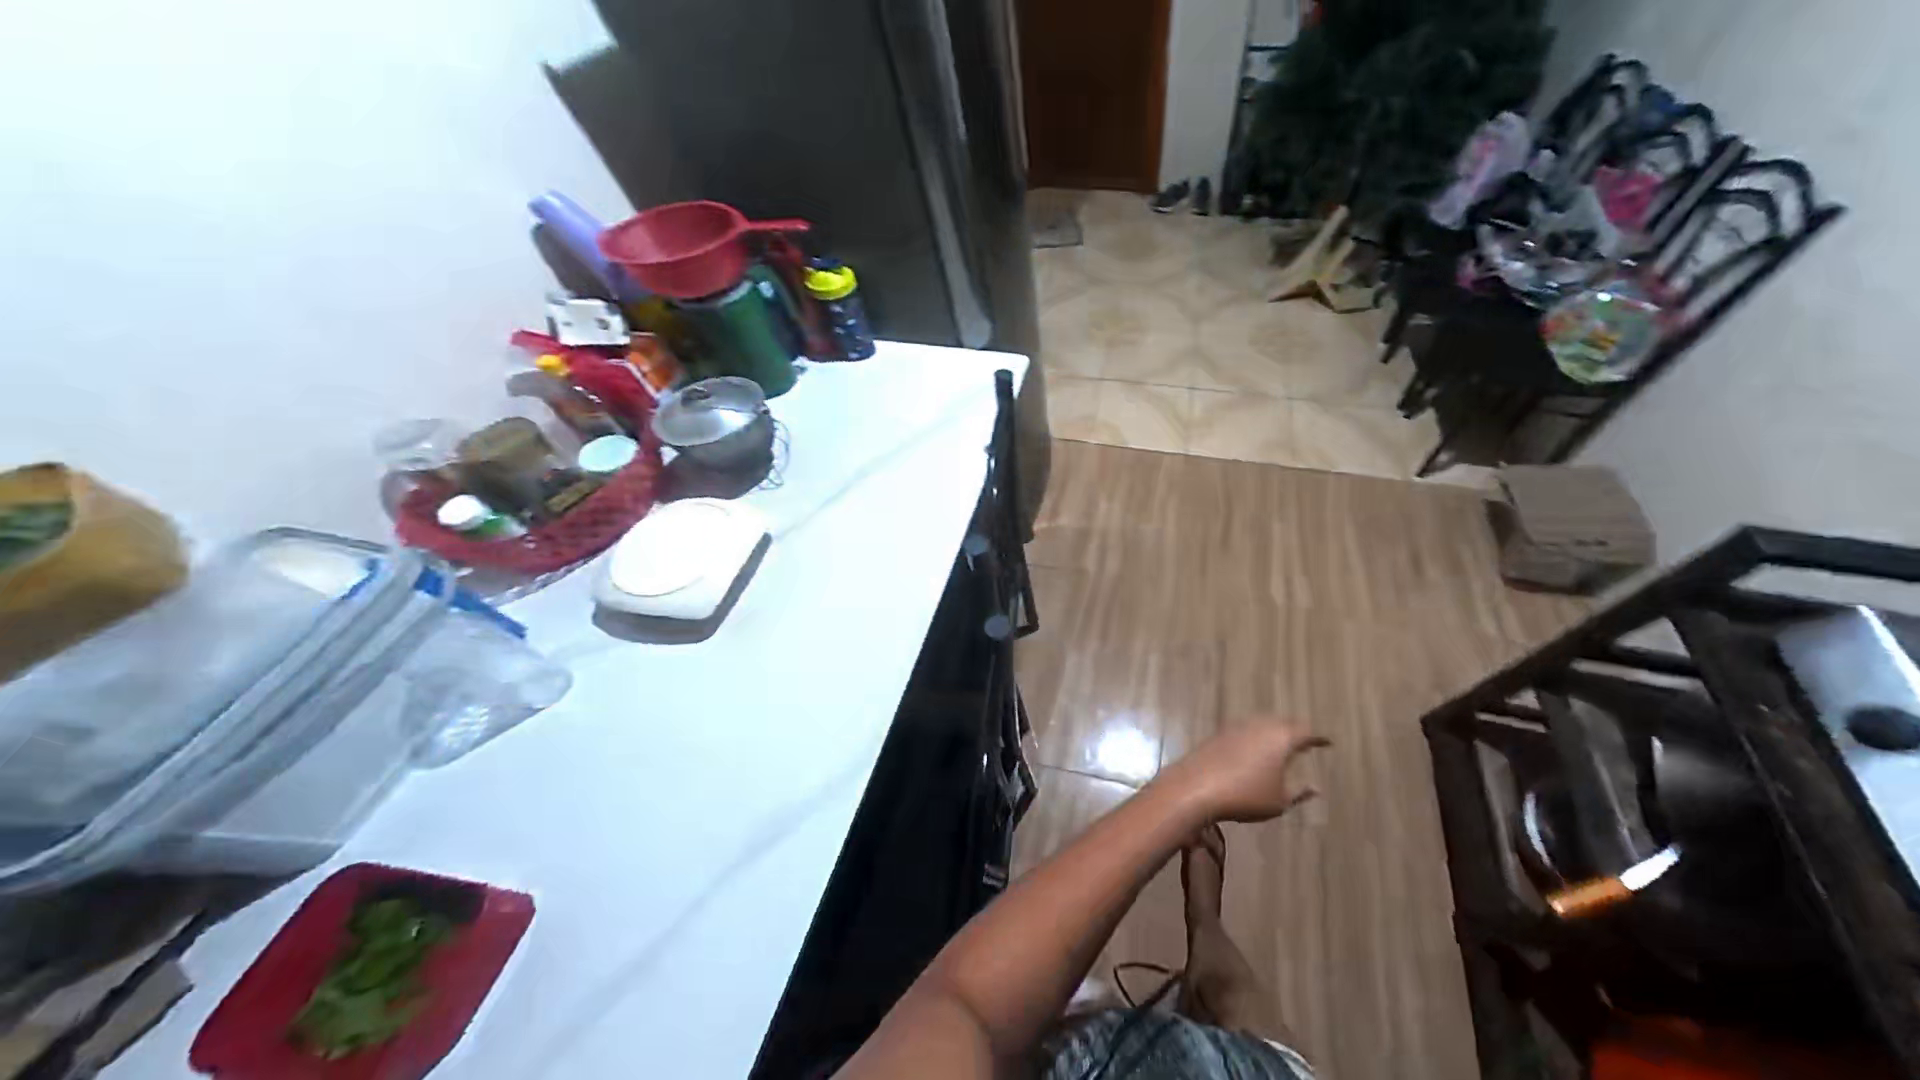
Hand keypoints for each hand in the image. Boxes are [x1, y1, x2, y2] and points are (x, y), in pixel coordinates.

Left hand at [1159, 722, 1329, 823]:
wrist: (1194, 787)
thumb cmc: (1244, 795)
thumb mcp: (1279, 800)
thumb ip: (1299, 792)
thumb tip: (1315, 787)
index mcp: (1280, 738)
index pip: (1305, 732)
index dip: (1318, 738)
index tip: (1328, 742)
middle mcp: (1258, 725)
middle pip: (1282, 724)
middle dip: (1294, 732)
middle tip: (1305, 742)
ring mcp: (1235, 727)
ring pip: (1261, 725)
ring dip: (1272, 733)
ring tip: (1281, 747)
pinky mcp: (1217, 735)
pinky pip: (1244, 732)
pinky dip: (1254, 739)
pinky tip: (1254, 752)